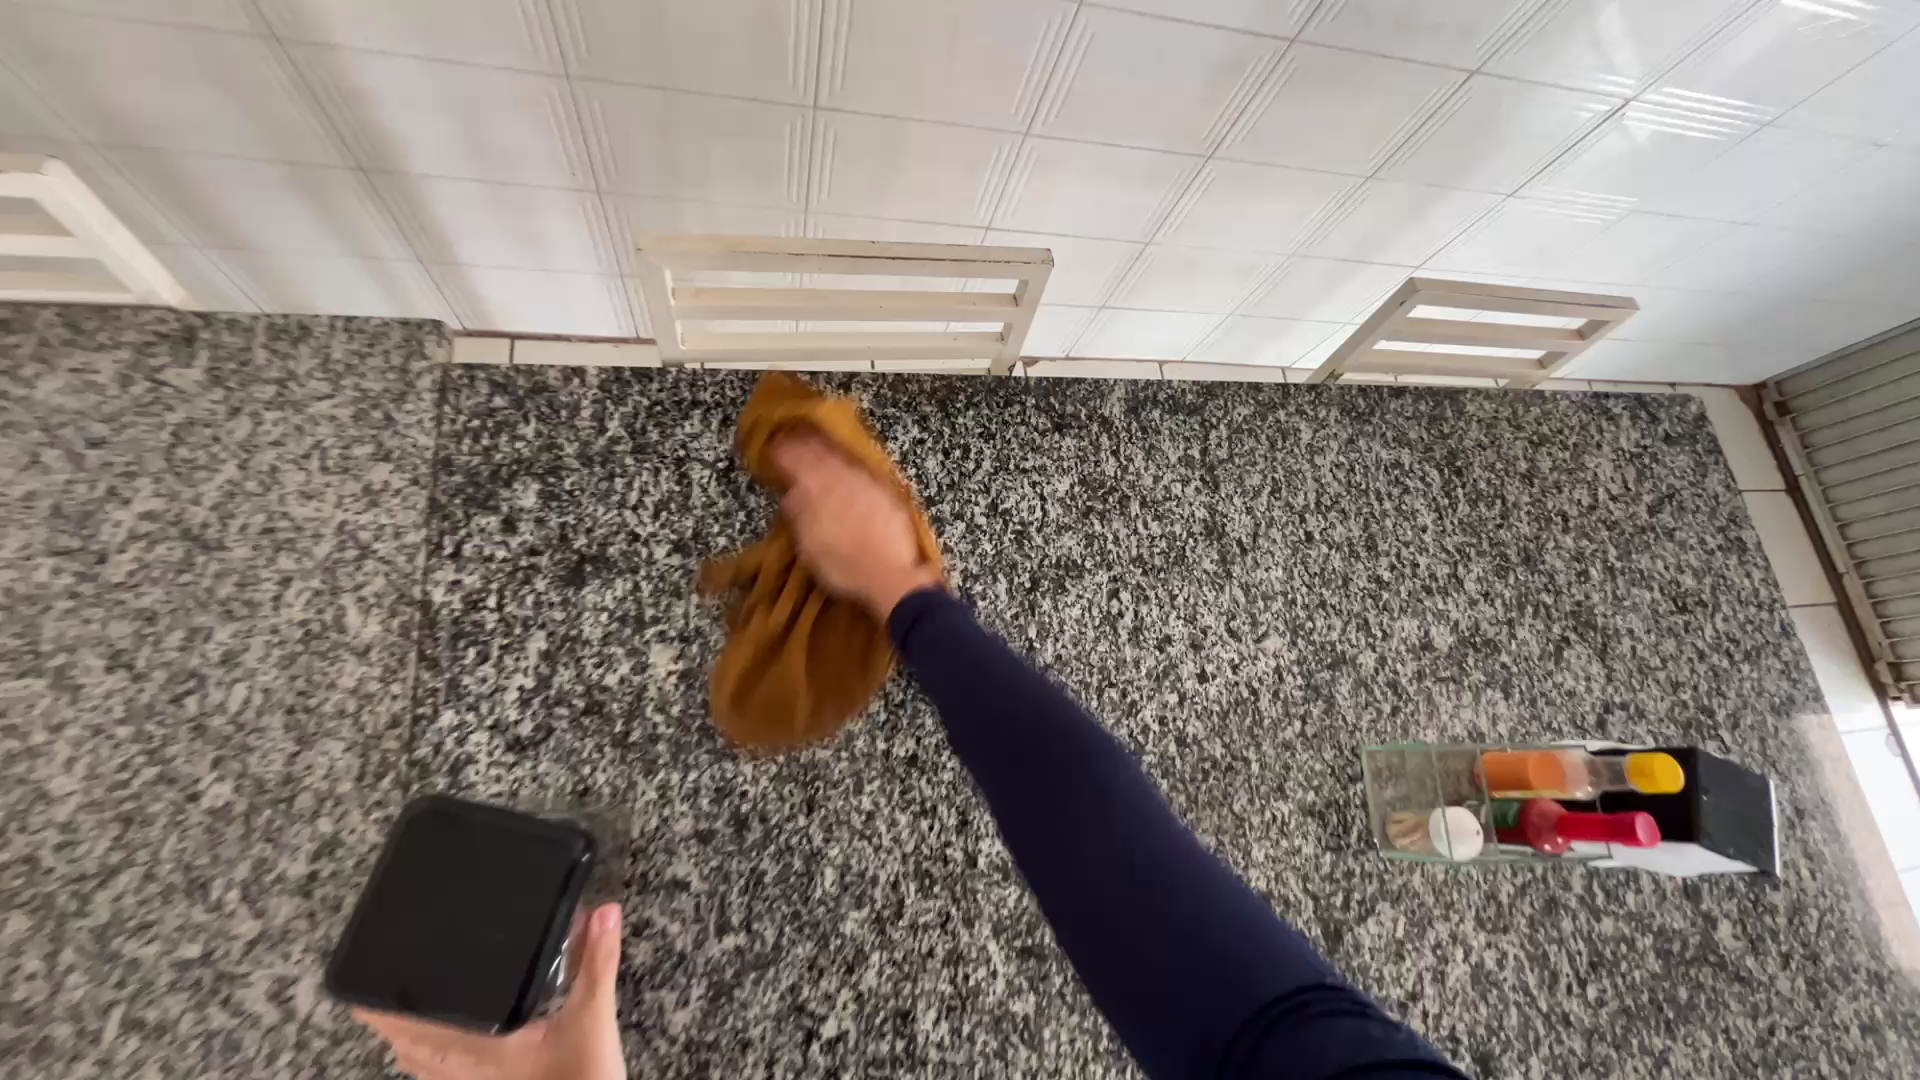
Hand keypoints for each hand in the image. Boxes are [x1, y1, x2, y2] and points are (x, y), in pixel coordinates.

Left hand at [352, 904, 626, 1079]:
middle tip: (380, 992)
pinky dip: (436, 1059)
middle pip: (412, 1051)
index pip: (414, 1031)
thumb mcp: (594, 1018)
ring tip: (406, 1014)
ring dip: (411, 1042)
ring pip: (426, 1068)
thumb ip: (598, 962)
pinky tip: (452, 1049)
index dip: (382, 1014)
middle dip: (392, 1024)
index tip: (360, 990)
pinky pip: (447, 1077)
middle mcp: (466, 1073)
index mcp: (478, 1050)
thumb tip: (606, 910)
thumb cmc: (582, 1078)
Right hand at [771, 430, 941, 619]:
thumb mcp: (809, 546)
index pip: (796, 460)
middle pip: (821, 453)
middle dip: (805, 444)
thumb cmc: (843, 567)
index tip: (773, 446)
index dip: (783, 451)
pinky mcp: (888, 493)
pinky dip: (851, 465)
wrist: (890, 576)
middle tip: (794, 436)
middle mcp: (843, 479)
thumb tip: (791, 494)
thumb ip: (799, 515)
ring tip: (819, 446)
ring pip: (843, 458)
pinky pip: (864, 469)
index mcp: (818, 490)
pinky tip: (850, 470)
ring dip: (829, 450)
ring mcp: (868, 483)